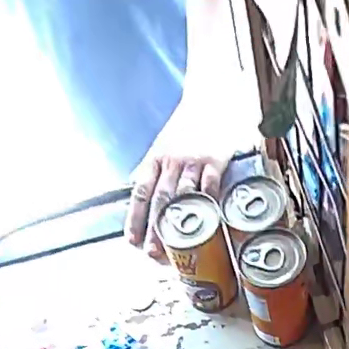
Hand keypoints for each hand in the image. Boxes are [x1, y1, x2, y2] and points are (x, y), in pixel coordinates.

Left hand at [124, 93, 250, 261]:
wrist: (211, 96)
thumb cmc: (188, 125)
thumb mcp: (162, 144)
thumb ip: (151, 167)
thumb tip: (136, 187)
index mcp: (156, 159)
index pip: (141, 192)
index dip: (135, 218)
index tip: (133, 240)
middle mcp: (171, 161)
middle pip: (160, 201)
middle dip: (156, 229)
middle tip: (153, 252)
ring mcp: (194, 161)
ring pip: (183, 197)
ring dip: (180, 224)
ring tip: (180, 247)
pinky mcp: (215, 159)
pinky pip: (210, 185)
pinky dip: (208, 205)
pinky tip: (208, 224)